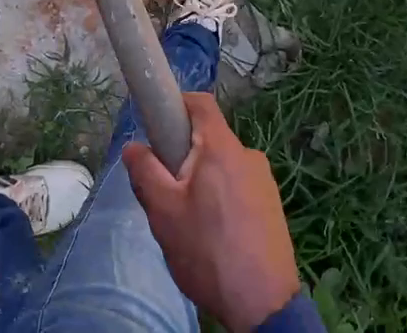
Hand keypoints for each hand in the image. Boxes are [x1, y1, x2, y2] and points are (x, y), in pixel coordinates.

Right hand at [123, 93, 301, 330]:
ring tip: (189, 221)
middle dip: (184, 156)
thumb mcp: (164, 212)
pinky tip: (213, 235)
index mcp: (222, 147)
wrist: (264, 304)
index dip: (176, 103)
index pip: (200, 103)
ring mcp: (264, 180)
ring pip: (222, 166)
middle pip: (209, 138)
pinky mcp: (272, 205)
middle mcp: (248, 155)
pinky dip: (221, 198)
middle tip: (166, 190)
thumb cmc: (208, 251)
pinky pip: (238, 187)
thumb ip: (145, 172)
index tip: (156, 125)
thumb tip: (133, 146)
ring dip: (202, 181)